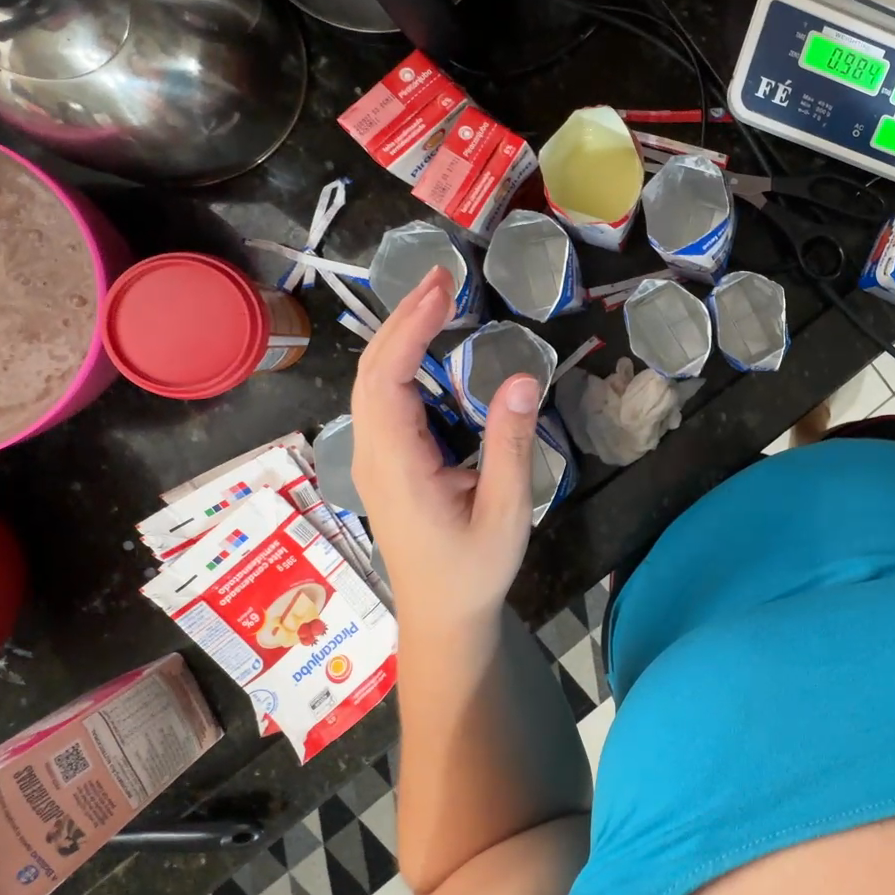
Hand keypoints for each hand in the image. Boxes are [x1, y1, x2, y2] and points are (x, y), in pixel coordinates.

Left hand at [351, 267, 540, 620]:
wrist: (442, 616)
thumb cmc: (473, 570)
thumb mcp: (505, 511)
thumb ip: (511, 444)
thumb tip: (523, 378)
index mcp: (396, 464)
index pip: (387, 380)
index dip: (410, 328)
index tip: (443, 290)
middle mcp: (373, 454)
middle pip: (371, 371)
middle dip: (403, 317)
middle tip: (444, 278)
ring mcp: (375, 457)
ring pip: (374, 382)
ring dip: (403, 335)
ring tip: (440, 299)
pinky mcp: (388, 461)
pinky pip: (388, 400)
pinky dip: (407, 362)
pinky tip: (433, 348)